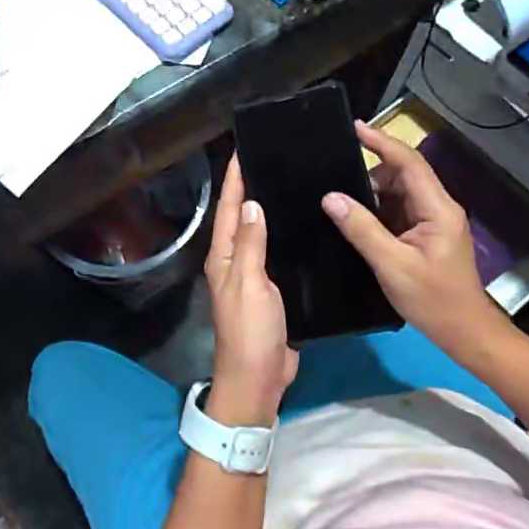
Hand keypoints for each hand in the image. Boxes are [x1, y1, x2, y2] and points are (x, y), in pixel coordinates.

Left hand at [203, 155, 296, 425]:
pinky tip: (304, 226)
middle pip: (242, 217)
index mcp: (225, 257)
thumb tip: (250, 202)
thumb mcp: (250, 284)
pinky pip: (278, 253)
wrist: (259, 378)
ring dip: (270, 209)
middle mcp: (236, 261)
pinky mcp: (273, 288)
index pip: (227, 209)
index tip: (243, 149)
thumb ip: (251, 244)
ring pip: (261, 233)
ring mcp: (254, 275)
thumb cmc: (250, 330)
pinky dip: (285, 235)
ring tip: (292, 184)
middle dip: (252, 188)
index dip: (234, 179)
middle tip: (274, 159)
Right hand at [321, 122, 503, 354]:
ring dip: (373, 194)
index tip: (355, 127)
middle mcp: (439, 207)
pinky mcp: (427, 235)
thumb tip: (331, 197)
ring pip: (399, 194)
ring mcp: (434, 221)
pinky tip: (356, 219)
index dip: (382, 142)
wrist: (464, 331)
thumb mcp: (392, 265)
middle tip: (335, 175)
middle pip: (404, 175)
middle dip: (371, 173)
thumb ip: (361, 229)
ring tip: (340, 198)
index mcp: (438, 208)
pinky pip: (399, 212)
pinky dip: (378, 212)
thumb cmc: (433, 300)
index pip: (409, 163)